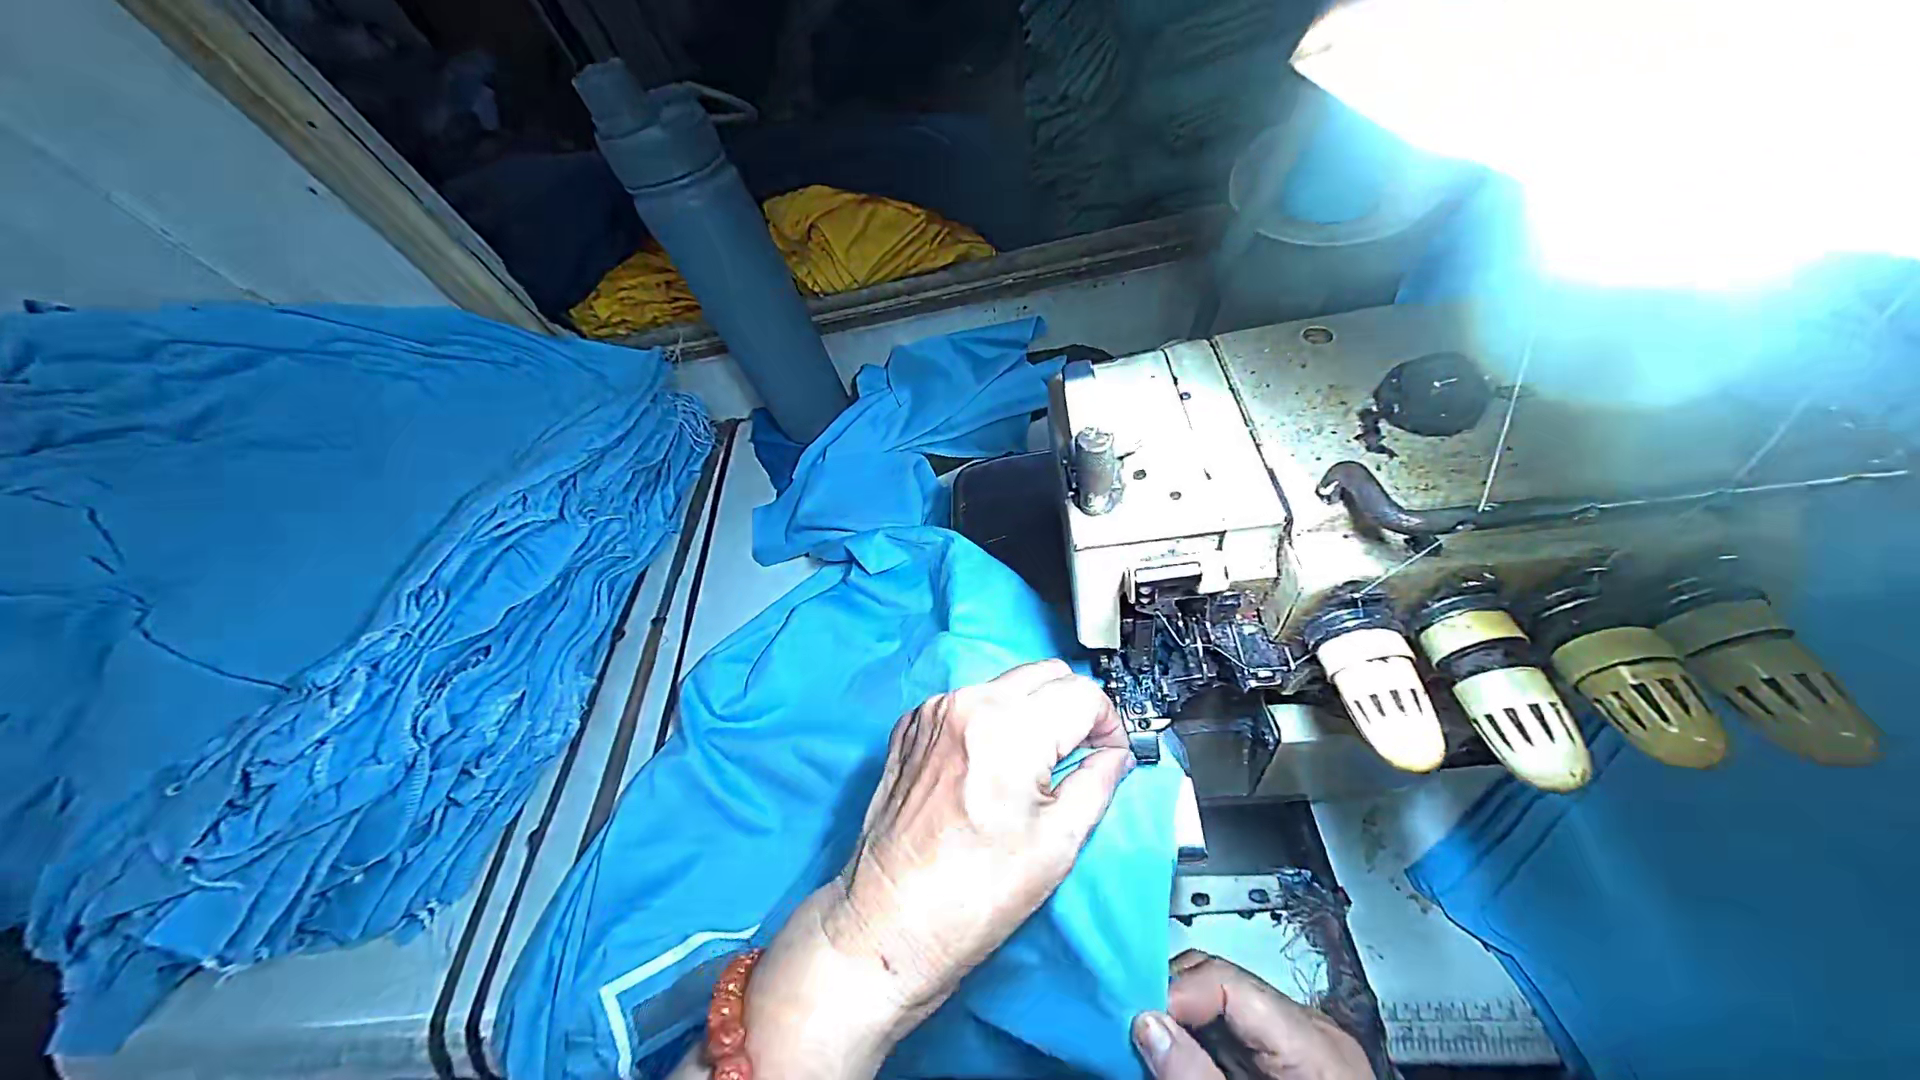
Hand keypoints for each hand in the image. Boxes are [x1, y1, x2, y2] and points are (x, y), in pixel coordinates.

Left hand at [743, 660, 1135, 1078]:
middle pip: (1047, 674)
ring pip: (1007, 684)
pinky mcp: (912, 726)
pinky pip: (969, 701)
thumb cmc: (969, 896)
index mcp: (1007, 729)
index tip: (1110, 752)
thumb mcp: (1056, 844)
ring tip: (1033, 768)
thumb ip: (1097, 784)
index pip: (1083, 693)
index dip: (1109, 724)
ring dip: (1033, 712)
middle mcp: (966, 704)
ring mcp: (934, 712)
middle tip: (1080, 755)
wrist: (888, 920)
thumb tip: (1115, 757)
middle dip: (1073, 709)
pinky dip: (991, 721)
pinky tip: (991, 767)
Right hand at [1132, 951, 1371, 1079]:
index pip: (1225, 981)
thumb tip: (1147, 1025)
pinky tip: (1177, 1060)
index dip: (1174, 992)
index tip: (1136, 1020)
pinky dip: (1198, 1042)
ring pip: (1219, 1003)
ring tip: (1149, 1046)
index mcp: (1316, 1046)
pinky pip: (1230, 1031)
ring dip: (1180, 1020)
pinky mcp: (1286, 1064)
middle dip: (1172, 1001)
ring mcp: (1300, 1045)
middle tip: (1134, 1030)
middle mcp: (1311, 1032)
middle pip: (1221, 982)